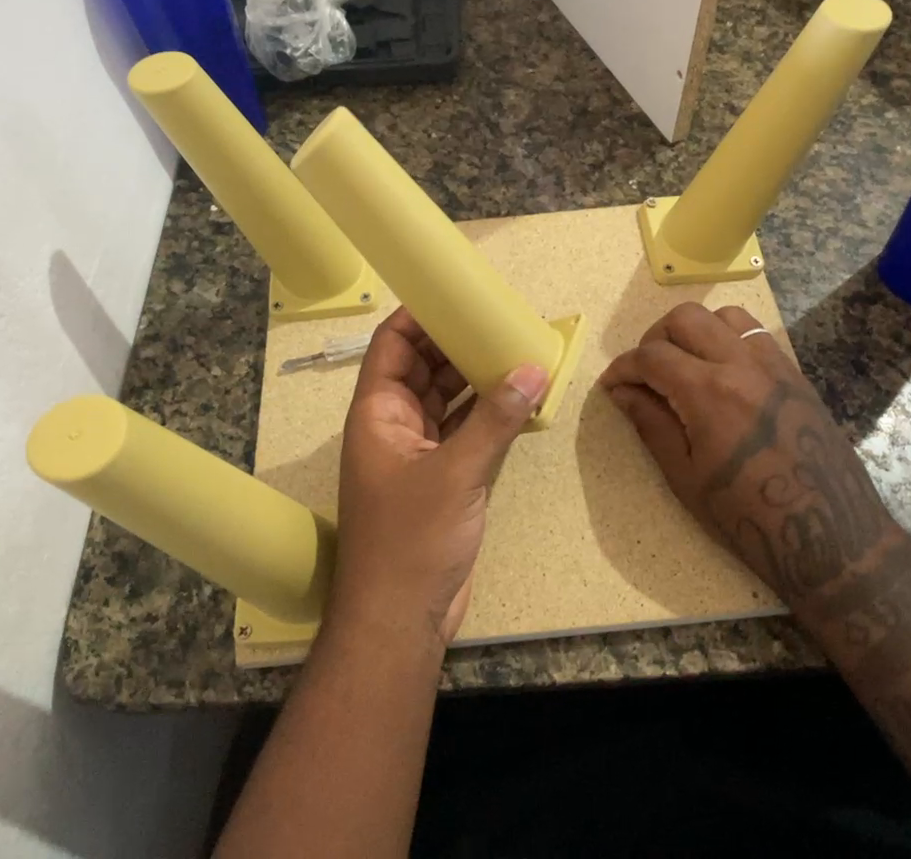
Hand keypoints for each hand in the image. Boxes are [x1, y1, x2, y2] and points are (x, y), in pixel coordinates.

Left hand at [333, 308, 549, 646]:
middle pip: (423, 369)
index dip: (419, 316)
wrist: (400, 618)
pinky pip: (466, 432)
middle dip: (458, 344)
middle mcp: (395, 426)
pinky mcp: (443, 480)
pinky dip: (489, 416)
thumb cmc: (411, 540)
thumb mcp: (455, 474)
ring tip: (519, 350)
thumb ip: (494, 420)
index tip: (458, 293)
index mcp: (377, 414)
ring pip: (448, 400)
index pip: (392, 347)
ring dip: (478, 379)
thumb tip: (533, 369)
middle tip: (503, 320)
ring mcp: (419, 454)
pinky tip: (521, 399)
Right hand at [597, 303, 902, 606]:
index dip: (623, 367)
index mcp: (709, 393)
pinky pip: (754, 333)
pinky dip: (726, 338)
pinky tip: (719, 373)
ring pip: (723, 315)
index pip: (652, 356)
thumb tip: (622, 391)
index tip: (612, 385)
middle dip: (653, 339)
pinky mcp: (794, 373)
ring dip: (694, 331)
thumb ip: (651, 424)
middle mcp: (741, 364)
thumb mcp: (685, 476)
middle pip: (685, 318)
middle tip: (645, 374)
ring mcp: (773, 364)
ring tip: (683, 366)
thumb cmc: (746, 514)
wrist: (828, 531)